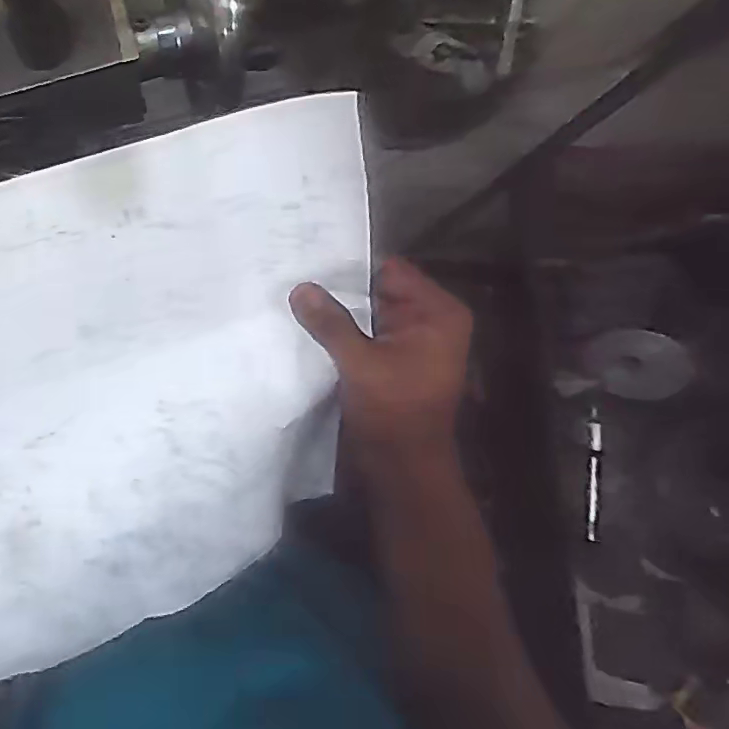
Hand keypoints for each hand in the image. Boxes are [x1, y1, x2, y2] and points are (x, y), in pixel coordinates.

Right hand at [290, 257, 472, 471]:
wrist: (403, 469)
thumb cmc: (394, 412)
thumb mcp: (360, 363)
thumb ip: (330, 323)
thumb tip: (300, 287)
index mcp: (436, 313)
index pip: (390, 271)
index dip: (351, 266)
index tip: (310, 259)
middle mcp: (427, 321)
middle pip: (377, 289)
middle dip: (338, 287)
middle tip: (293, 273)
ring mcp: (407, 342)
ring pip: (364, 312)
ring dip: (335, 310)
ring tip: (292, 295)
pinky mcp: (389, 361)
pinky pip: (360, 333)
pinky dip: (337, 330)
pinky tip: (304, 323)